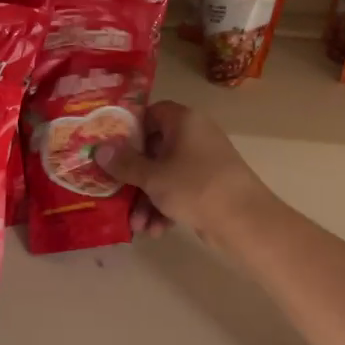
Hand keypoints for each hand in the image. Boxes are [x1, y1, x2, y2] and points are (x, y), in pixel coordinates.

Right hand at [93, 101, 272, 247]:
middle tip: (117, 194)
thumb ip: (124, 163)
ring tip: (139, 226)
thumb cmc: (195, 187)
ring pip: (165, 175)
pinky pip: (180, 191)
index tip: (110, 150)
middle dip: (134, 178)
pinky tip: (157, 231)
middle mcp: (195, 135)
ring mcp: (204, 162)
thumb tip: (99, 149)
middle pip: (154, 149)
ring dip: (147, 200)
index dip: (129, 130)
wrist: (245, 220)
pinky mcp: (210, 185)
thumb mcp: (153, 177)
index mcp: (184, 121)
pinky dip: (166, 207)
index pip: (151, 113)